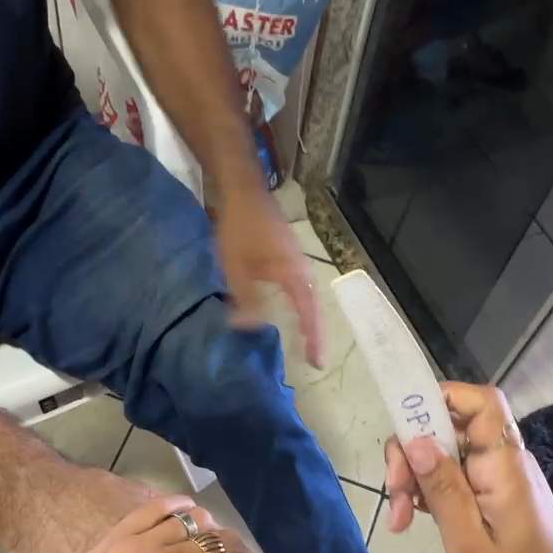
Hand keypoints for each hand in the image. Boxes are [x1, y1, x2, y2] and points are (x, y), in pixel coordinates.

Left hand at [214, 186, 324, 366]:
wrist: (243, 190)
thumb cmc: (240, 228)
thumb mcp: (236, 268)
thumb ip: (245, 300)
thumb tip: (249, 328)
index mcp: (295, 274)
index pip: (309, 314)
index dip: (313, 339)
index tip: (316, 362)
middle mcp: (302, 270)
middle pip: (315, 308)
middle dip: (316, 334)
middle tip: (315, 359)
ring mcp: (298, 262)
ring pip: (309, 299)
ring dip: (309, 321)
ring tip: (307, 344)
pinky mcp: (289, 257)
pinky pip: (300, 289)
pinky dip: (300, 307)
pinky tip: (291, 315)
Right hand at [382, 383, 552, 552]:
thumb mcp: (467, 540)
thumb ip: (442, 489)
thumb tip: (415, 441)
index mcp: (502, 464)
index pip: (481, 402)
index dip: (441, 397)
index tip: (404, 429)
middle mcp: (500, 458)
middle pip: (448, 426)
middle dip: (411, 453)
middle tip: (394, 495)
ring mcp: (494, 472)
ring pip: (443, 451)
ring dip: (414, 477)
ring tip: (400, 519)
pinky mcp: (488, 488)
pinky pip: (450, 472)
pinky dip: (427, 489)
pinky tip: (414, 517)